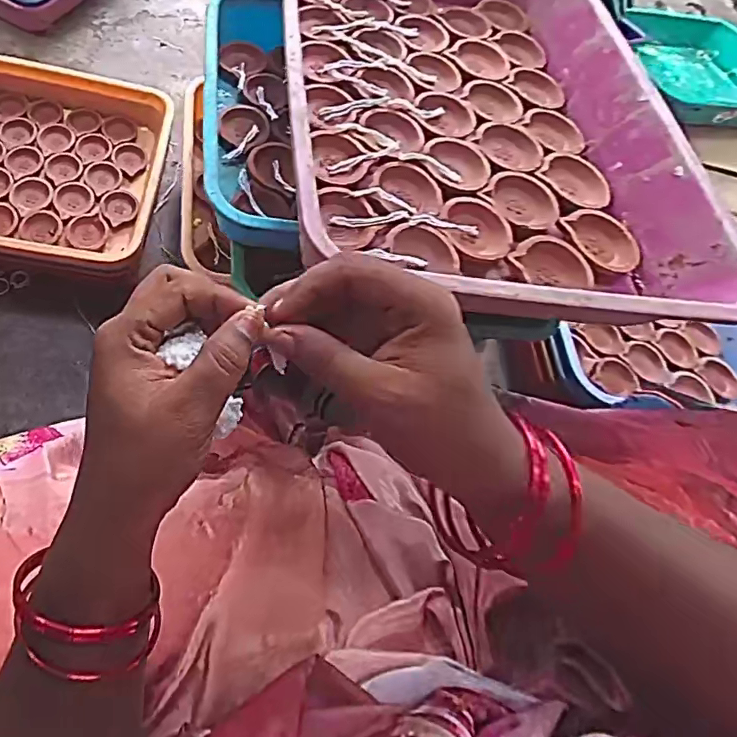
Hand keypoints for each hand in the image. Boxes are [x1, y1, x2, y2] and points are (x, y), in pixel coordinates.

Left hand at [78, 266, 261, 529]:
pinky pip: (174, 339)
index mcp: (123, 334)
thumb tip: (254, 317)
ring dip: (210, 323)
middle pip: (172, 291)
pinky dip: (202, 344)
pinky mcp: (141, 371)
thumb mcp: (193, 406)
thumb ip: (224, 356)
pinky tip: (225, 364)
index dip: (219, 296)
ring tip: (242, 346)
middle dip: (214, 302)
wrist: (118, 508)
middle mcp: (122, 334)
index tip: (255, 321)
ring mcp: (130, 352)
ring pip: (175, 314)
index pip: (176, 287)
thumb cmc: (148, 461)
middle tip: (249, 327)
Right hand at [259, 255, 523, 502]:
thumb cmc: (441, 431)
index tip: (273, 316)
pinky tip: (285, 348)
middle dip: (296, 300)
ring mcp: (388, 316)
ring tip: (266, 338)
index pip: (351, 270)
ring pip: (329, 301)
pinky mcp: (376, 336)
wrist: (477, 466)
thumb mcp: (379, 396)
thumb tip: (273, 332)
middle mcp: (402, 298)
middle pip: (336, 281)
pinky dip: (307, 334)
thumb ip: (325, 359)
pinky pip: (333, 324)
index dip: (306, 287)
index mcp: (418, 301)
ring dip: (297, 317)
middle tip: (259, 326)